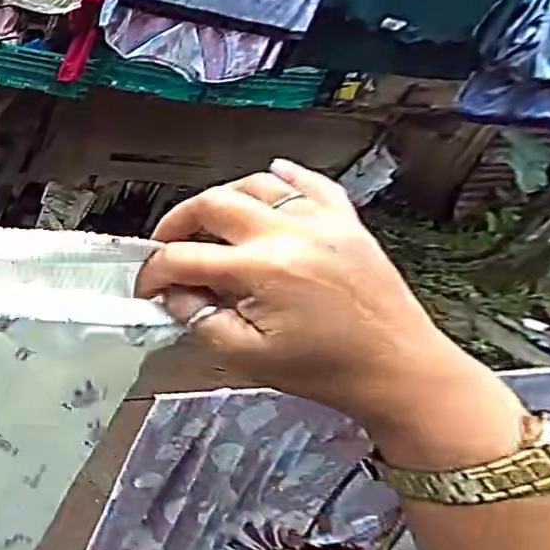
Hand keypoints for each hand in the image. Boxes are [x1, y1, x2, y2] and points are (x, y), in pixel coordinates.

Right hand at [135, 159, 523, 470]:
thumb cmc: (325, 368)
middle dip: (175, 223)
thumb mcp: (245, 354)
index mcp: (262, 269)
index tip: (148, 289)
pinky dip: (284, 178)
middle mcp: (290, 234)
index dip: (153, 273)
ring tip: (207, 223)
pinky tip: (270, 177)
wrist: (401, 372)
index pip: (182, 257)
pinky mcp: (347, 224)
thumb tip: (174, 294)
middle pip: (211, 204)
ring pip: (255, 184)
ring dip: (220, 199)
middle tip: (166, 248)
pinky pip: (311, 184)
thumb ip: (198, 318)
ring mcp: (322, 223)